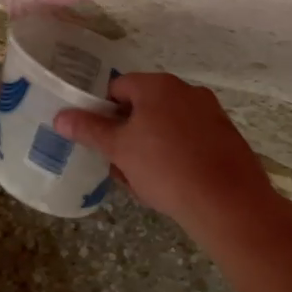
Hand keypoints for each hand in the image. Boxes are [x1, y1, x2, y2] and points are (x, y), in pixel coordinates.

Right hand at [54, 72, 274, 230]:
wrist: (231, 207)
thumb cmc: (166, 168)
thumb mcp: (118, 149)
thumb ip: (88, 129)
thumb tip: (60, 116)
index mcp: (157, 84)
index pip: (117, 89)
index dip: (105, 115)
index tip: (104, 142)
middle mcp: (187, 91)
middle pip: (144, 108)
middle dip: (130, 136)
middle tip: (123, 166)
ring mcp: (212, 115)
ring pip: (168, 128)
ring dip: (153, 149)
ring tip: (148, 184)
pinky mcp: (229, 140)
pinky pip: (192, 143)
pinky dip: (180, 158)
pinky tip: (176, 187)